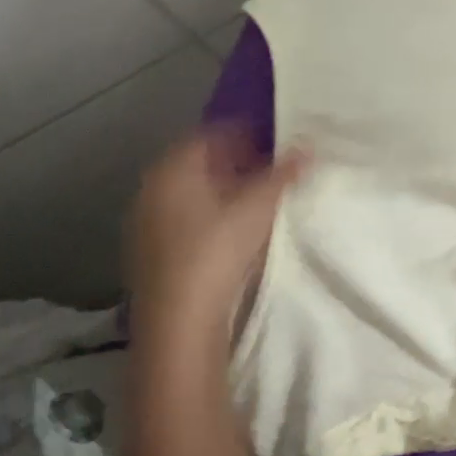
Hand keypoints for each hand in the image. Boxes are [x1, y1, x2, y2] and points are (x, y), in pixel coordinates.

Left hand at [128, 125, 308, 333]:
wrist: (179, 322)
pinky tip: (236, 230)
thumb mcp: (260, 205)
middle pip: (201, 163)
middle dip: (238, 163)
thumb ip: (285, 172)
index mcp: (172, 169)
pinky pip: (186, 218)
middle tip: (274, 169)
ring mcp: (146, 223)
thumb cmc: (216, 249)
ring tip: (260, 200)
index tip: (278, 142)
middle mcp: (152, 189)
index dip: (248, 134)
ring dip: (225, 191)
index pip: (213, 134)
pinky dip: (211, 216)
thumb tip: (309, 146)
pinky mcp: (150, 253)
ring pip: (193, 193)